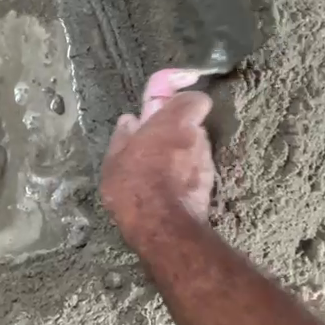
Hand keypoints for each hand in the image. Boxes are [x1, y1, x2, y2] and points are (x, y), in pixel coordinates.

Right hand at [100, 68, 215, 246]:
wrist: (161, 225)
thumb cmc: (132, 185)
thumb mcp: (114, 161)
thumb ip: (123, 137)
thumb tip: (128, 120)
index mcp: (172, 123)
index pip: (194, 100)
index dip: (182, 105)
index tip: (165, 114)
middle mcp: (196, 137)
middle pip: (192, 127)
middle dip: (177, 134)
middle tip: (154, 148)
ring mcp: (206, 161)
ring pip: (195, 150)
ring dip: (181, 156)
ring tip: (159, 173)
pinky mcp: (210, 184)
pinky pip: (196, 171)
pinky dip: (185, 176)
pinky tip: (167, 190)